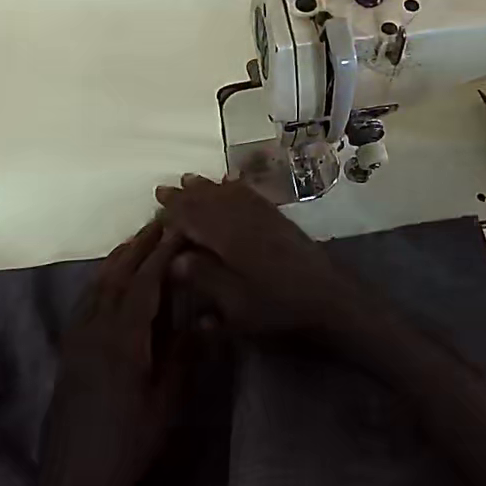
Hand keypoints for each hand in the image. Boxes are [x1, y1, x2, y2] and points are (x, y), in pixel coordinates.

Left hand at [47, 217, 186, 485]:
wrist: (74, 480)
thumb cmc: (129, 439)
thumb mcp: (168, 398)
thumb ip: (185, 351)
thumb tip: (205, 312)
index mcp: (123, 336)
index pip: (145, 281)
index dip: (164, 251)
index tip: (182, 226)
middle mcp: (96, 328)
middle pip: (117, 274)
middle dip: (140, 244)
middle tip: (163, 219)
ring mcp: (78, 339)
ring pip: (97, 285)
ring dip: (120, 258)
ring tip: (140, 239)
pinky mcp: (71, 351)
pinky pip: (86, 301)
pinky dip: (102, 279)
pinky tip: (111, 280)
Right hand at [155, 174, 371, 343]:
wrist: (329, 297)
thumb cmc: (278, 307)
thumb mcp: (235, 306)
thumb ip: (205, 279)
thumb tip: (175, 258)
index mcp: (231, 238)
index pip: (195, 216)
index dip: (175, 209)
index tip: (157, 200)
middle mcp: (247, 219)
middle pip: (212, 200)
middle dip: (188, 193)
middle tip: (166, 187)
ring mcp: (266, 216)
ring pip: (231, 194)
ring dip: (209, 186)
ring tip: (192, 179)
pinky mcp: (280, 220)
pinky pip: (252, 195)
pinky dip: (237, 187)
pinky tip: (232, 185)